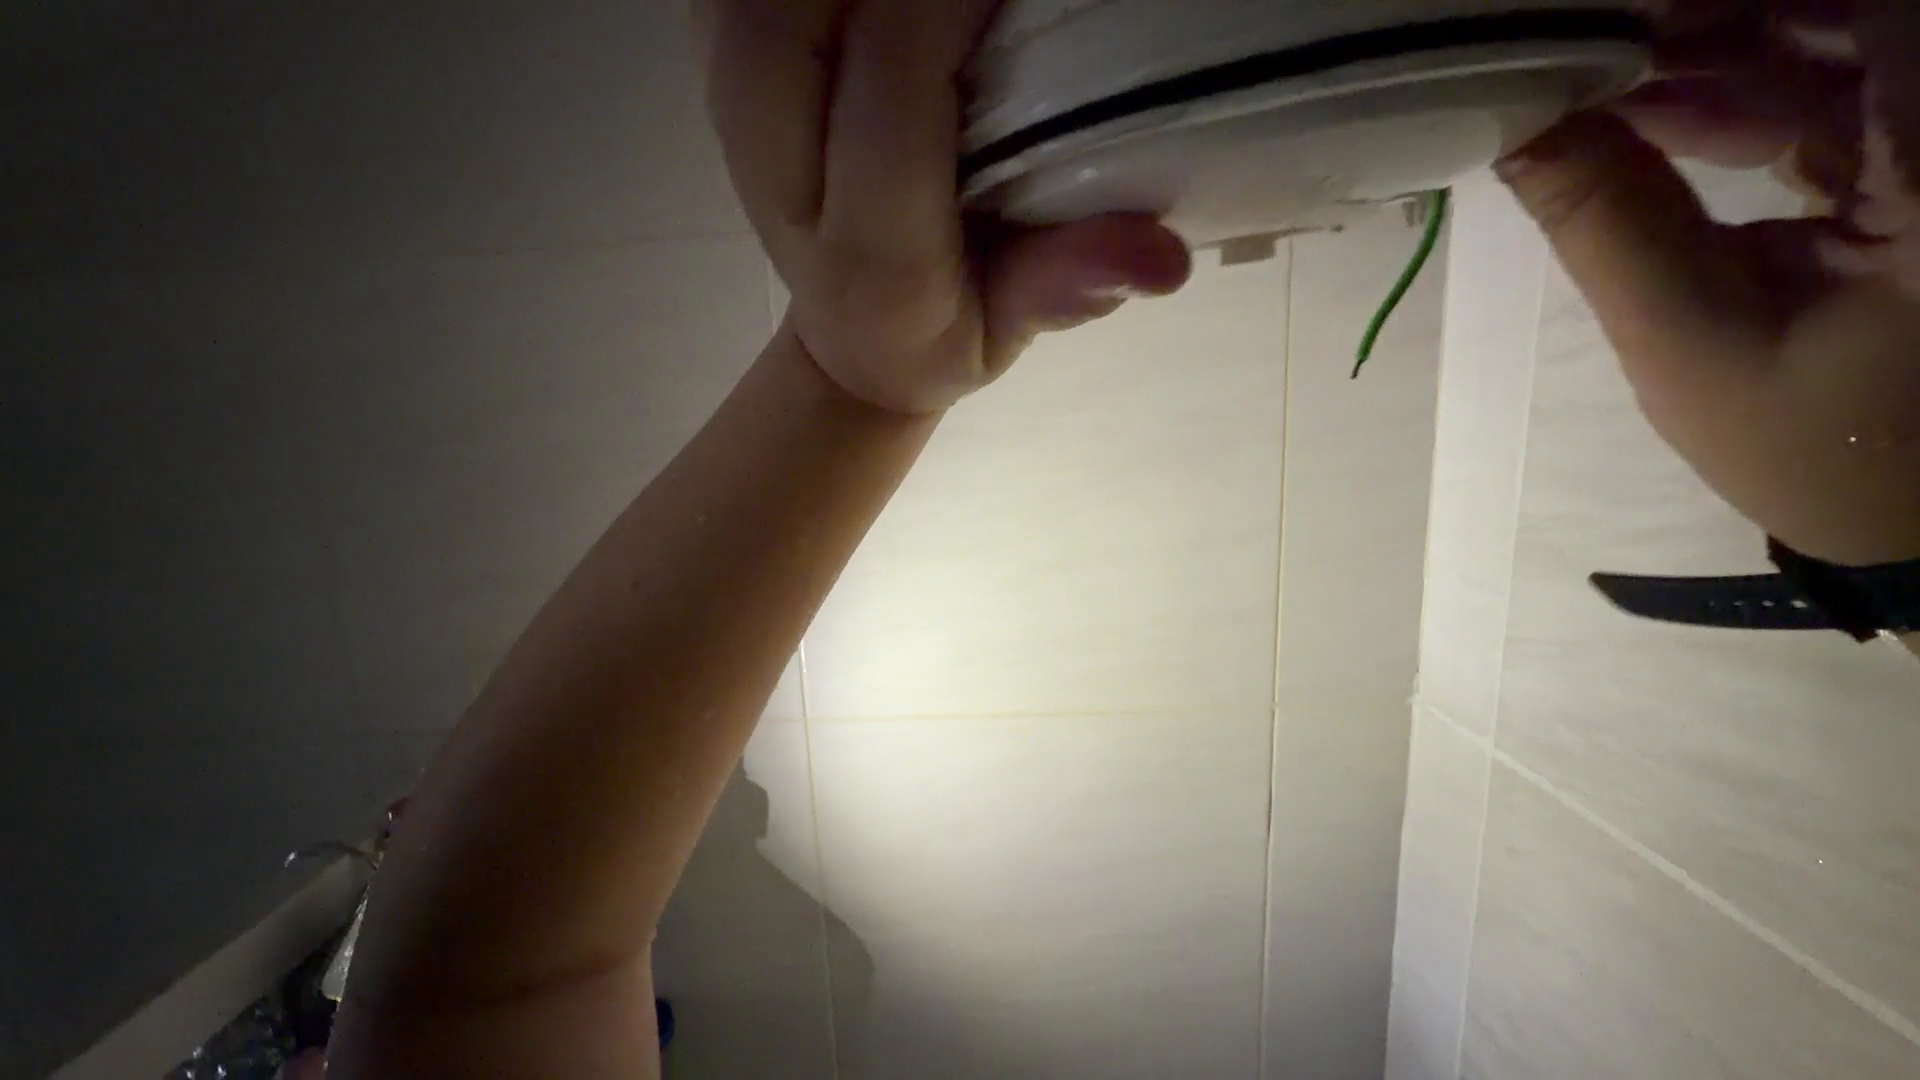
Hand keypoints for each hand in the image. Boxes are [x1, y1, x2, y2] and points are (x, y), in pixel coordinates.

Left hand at [698, 0, 1191, 414]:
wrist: (854, 343)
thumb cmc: (943, 332)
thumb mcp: (1009, 330)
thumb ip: (1065, 287)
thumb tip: (1159, 260)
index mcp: (869, 259)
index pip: (891, 90)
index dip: (943, 3)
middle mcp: (783, 188)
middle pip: (780, 22)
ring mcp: (740, 131)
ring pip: (741, 2)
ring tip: (919, 0)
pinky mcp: (726, 87)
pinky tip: (862, 3)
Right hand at [1499, 0, 1919, 565]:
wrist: (1898, 505)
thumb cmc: (1806, 439)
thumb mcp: (1687, 339)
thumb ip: (1605, 226)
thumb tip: (1517, 133)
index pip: (1870, 15)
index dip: (1731, 6)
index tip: (1608, 25)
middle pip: (1850, 19)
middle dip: (1709, 30)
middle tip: (1580, 54)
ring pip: (1834, 55)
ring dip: (1710, 68)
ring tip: (1592, 95)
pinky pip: (1833, 104)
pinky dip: (1737, 109)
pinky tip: (1650, 125)